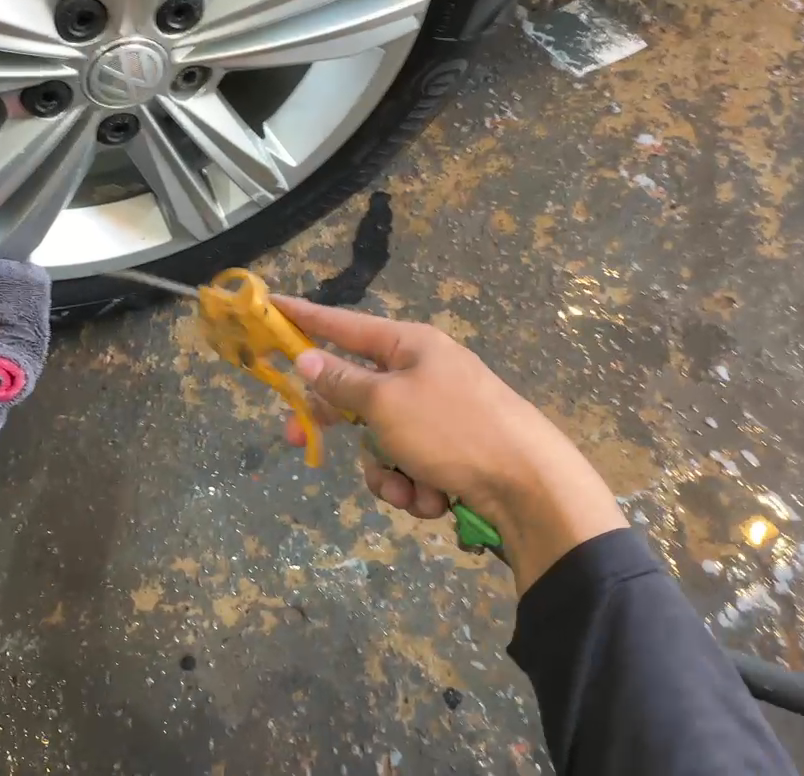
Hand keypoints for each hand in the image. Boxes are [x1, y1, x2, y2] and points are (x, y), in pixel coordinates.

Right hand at [275, 297, 626, 590]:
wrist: (532, 487)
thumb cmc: (453, 430)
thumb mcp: (386, 403)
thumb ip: (341, 381)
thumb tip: (306, 358)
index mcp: (409, 345)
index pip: (342, 325)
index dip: (304, 317)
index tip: (272, 304)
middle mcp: (422, 373)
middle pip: (356, 391)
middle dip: (336, 424)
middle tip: (296, 439)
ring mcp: (438, 414)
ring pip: (380, 439)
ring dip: (386, 471)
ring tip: (410, 488)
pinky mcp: (451, 453)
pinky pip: (408, 466)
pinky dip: (414, 486)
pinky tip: (434, 499)